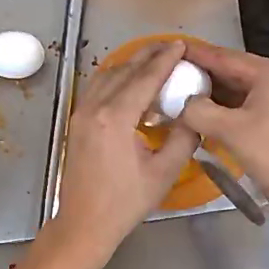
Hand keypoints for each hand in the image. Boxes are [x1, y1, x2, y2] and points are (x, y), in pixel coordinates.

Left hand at [48, 41, 197, 258]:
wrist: (84, 223)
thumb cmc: (125, 203)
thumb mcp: (164, 172)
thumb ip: (183, 137)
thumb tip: (194, 112)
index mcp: (115, 118)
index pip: (144, 78)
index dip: (165, 60)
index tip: (181, 46)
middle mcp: (94, 109)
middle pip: (123, 70)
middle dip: (148, 55)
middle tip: (170, 47)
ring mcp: (80, 114)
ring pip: (106, 76)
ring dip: (130, 65)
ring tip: (153, 60)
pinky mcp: (75, 123)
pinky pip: (96, 89)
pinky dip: (115, 78)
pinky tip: (129, 84)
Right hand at [178, 42, 268, 217]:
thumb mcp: (229, 130)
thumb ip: (198, 111)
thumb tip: (182, 103)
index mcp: (268, 72)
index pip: (222, 56)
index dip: (193, 54)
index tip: (167, 50)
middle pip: (228, 71)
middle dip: (198, 75)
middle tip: (165, 77)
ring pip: (232, 90)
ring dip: (207, 94)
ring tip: (175, 95)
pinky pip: (240, 106)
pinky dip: (220, 109)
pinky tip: (198, 115)